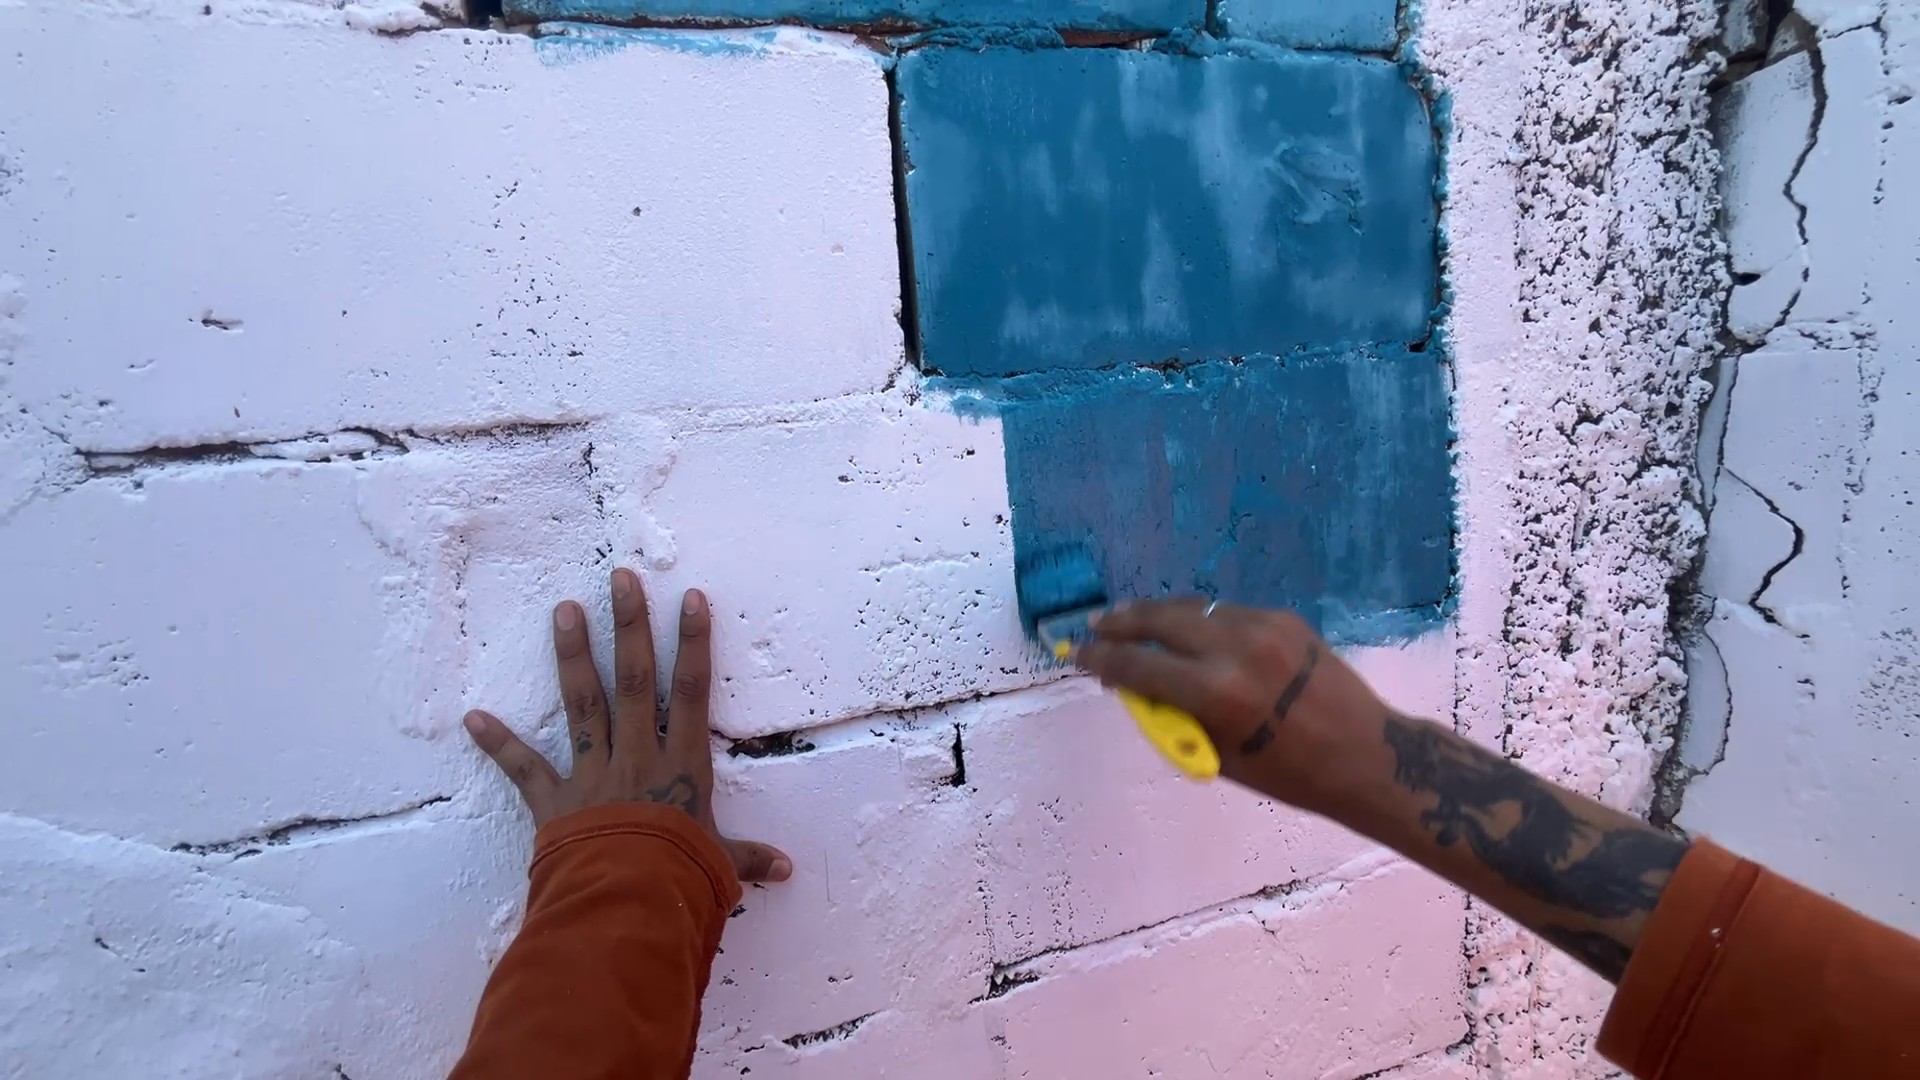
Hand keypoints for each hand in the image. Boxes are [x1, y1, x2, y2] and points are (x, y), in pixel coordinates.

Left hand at [463, 568, 792, 883]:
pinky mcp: (554, 801)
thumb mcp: (720, 865)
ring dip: (574, 655)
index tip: (691, 599)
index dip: (694, 642)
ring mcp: (592, 773)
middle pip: (634, 679)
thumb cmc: (677, 881)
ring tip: (564, 610)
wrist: (620, 911)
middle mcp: (636, 754)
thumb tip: (788, 869)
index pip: (691, 689)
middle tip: (621, 579)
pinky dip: (499, 745)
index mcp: (681, 762)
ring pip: (584, 703)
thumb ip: (749, 858)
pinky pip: (524, 769)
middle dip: (630, 626)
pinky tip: (473, 718)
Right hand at [1073, 599, 1384, 807]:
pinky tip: (1184, 626)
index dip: (1100, 659)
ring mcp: (1262, 626)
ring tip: (1130, 617)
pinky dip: (1197, 618)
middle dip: (1121, 622)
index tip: (1078, 654)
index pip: (1138, 666)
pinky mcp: (1282, 617)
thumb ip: (1170, 712)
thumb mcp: (1217, 754)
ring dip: (1155, 613)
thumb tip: (1130, 681)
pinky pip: (1223, 612)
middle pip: (1158, 620)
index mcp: (1216, 693)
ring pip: (1190, 608)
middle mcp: (1235, 649)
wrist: (1367, 755)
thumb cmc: (1288, 773)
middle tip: (1097, 624)